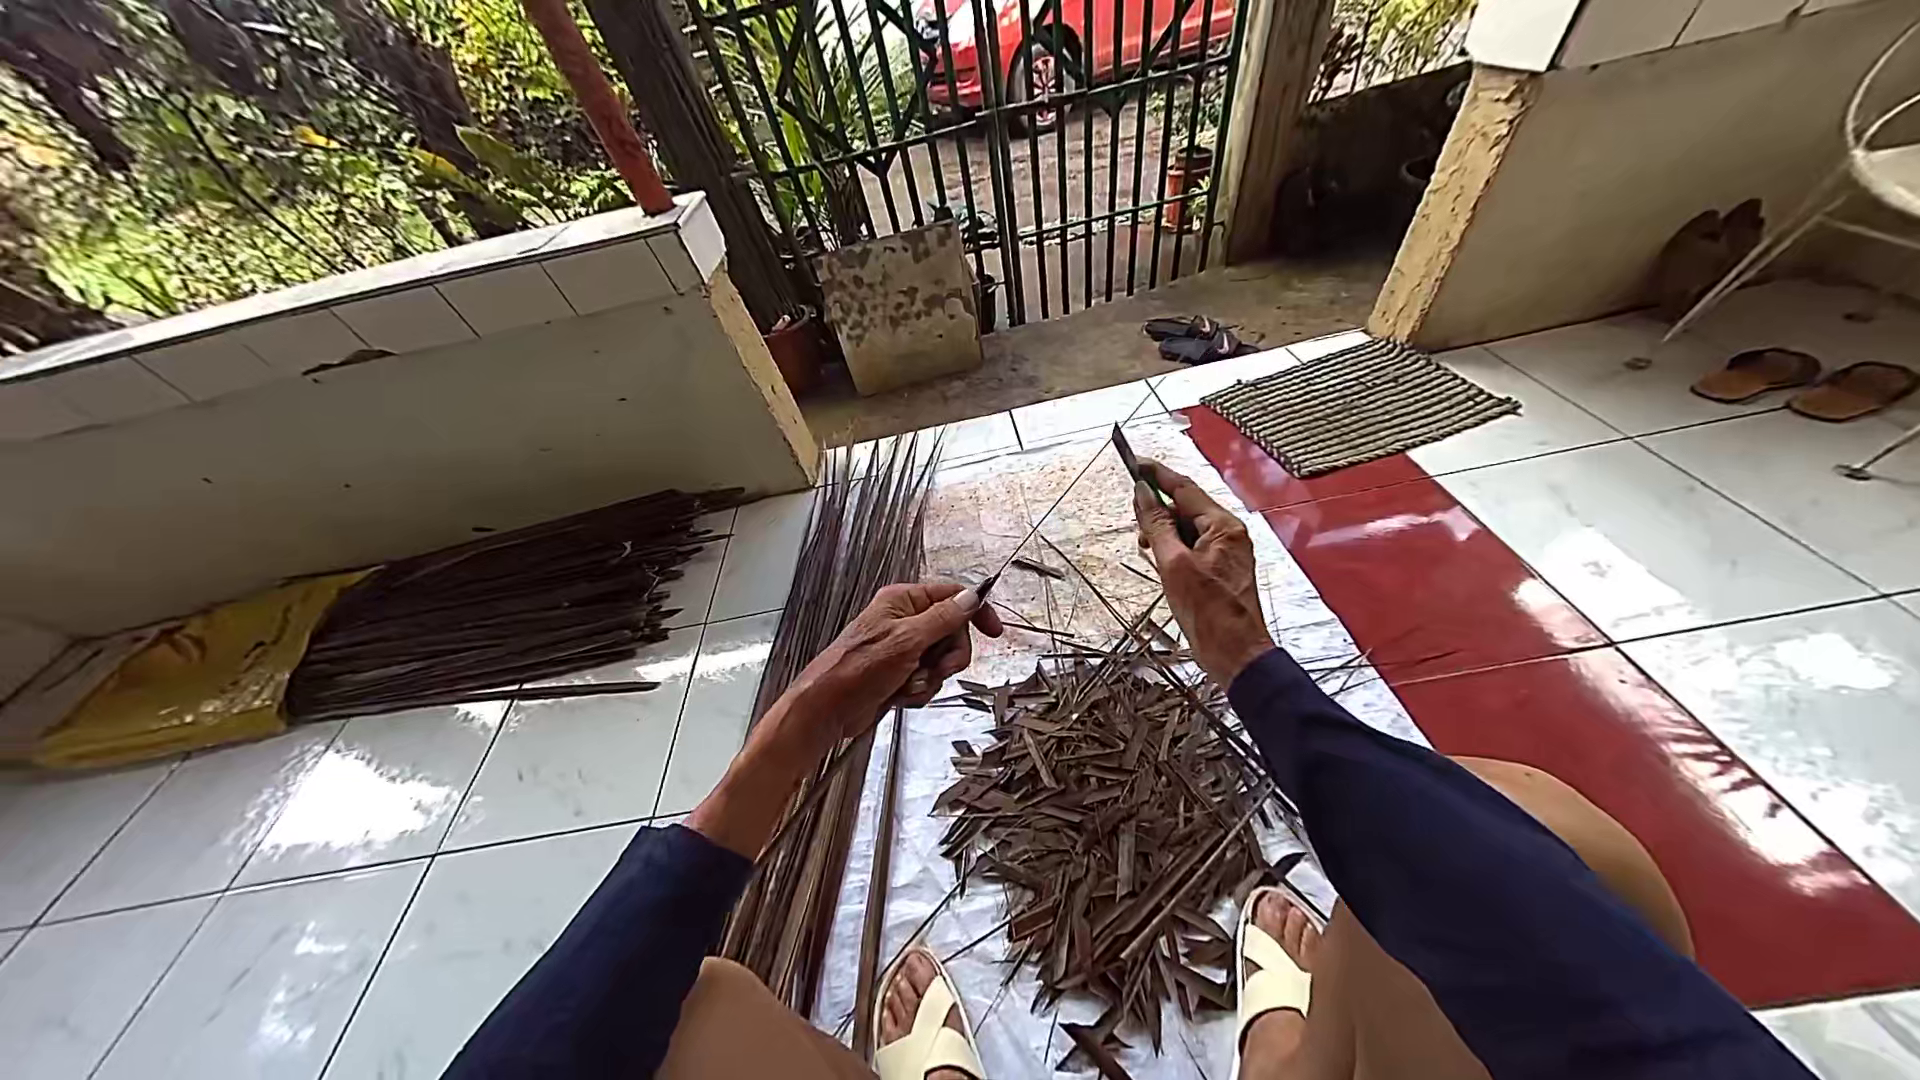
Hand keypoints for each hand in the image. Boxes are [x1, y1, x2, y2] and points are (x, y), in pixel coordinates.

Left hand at [784, 582, 1004, 743]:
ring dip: (931, 676)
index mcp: (903, 601)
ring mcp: (903, 648)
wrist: (828, 709)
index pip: (952, 595)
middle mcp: (904, 621)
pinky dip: (920, 690)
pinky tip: (901, 694)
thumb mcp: (907, 641)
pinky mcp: (901, 673)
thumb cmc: (856, 670)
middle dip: (948, 655)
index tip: (993, 631)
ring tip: (909, 683)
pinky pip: (929, 679)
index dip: (975, 612)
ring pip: (942, 659)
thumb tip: (971, 598)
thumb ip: (943, 618)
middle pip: (952, 631)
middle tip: (936, 667)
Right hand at [1133, 460, 1273, 685]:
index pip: (1184, 488)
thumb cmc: (1208, 613)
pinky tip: (1160, 561)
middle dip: (1157, 510)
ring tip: (1146, 547)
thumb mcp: (1174, 564)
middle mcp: (1228, 533)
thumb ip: (1157, 525)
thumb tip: (1142, 494)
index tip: (1133, 463)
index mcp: (1223, 526)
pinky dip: (1172, 548)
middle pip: (1185, 507)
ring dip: (1163, 532)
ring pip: (1187, 528)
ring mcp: (1226, 551)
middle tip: (1135, 521)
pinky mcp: (1219, 568)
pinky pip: (1191, 546)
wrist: (1235, 654)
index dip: (1156, 474)